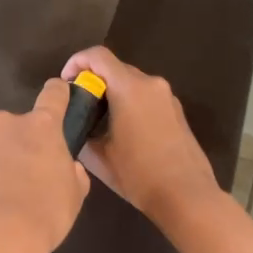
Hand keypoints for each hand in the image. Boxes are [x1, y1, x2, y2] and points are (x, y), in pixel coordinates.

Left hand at [0, 79, 91, 252]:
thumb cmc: (44, 214)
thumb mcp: (74, 195)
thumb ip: (72, 172)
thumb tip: (67, 166)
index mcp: (42, 127)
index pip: (53, 95)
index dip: (57, 94)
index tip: (57, 94)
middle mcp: (5, 123)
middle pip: (13, 127)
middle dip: (15, 145)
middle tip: (17, 177)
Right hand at [62, 47, 220, 227]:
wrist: (186, 196)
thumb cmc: (139, 175)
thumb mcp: (99, 158)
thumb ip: (83, 132)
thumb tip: (76, 124)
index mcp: (130, 88)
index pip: (98, 56)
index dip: (77, 62)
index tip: (66, 82)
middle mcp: (151, 84)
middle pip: (116, 68)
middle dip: (95, 80)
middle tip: (79, 104)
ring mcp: (168, 97)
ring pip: (133, 83)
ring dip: (114, 93)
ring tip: (99, 119)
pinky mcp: (177, 112)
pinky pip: (148, 97)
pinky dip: (131, 103)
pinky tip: (123, 130)